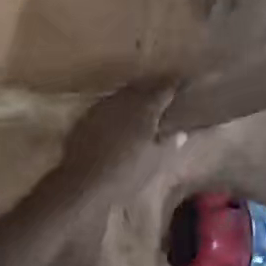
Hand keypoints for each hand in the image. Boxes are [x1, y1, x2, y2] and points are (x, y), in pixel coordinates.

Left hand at [53, 77, 178, 191]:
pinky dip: (116, 109)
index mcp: (146, 109)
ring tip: (141, 102)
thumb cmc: (126, 173)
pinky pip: (106, 106)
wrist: (83, 182)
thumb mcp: (154, 162)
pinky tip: (117, 118)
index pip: (164, 89)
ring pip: (123, 95)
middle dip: (152, 88)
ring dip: (133, 96)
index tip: (181, 83)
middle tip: (162, 91)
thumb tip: (181, 133)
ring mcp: (103, 107)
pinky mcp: (86, 118)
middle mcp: (125, 101)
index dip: (173, 85)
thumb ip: (169, 144)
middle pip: (142, 88)